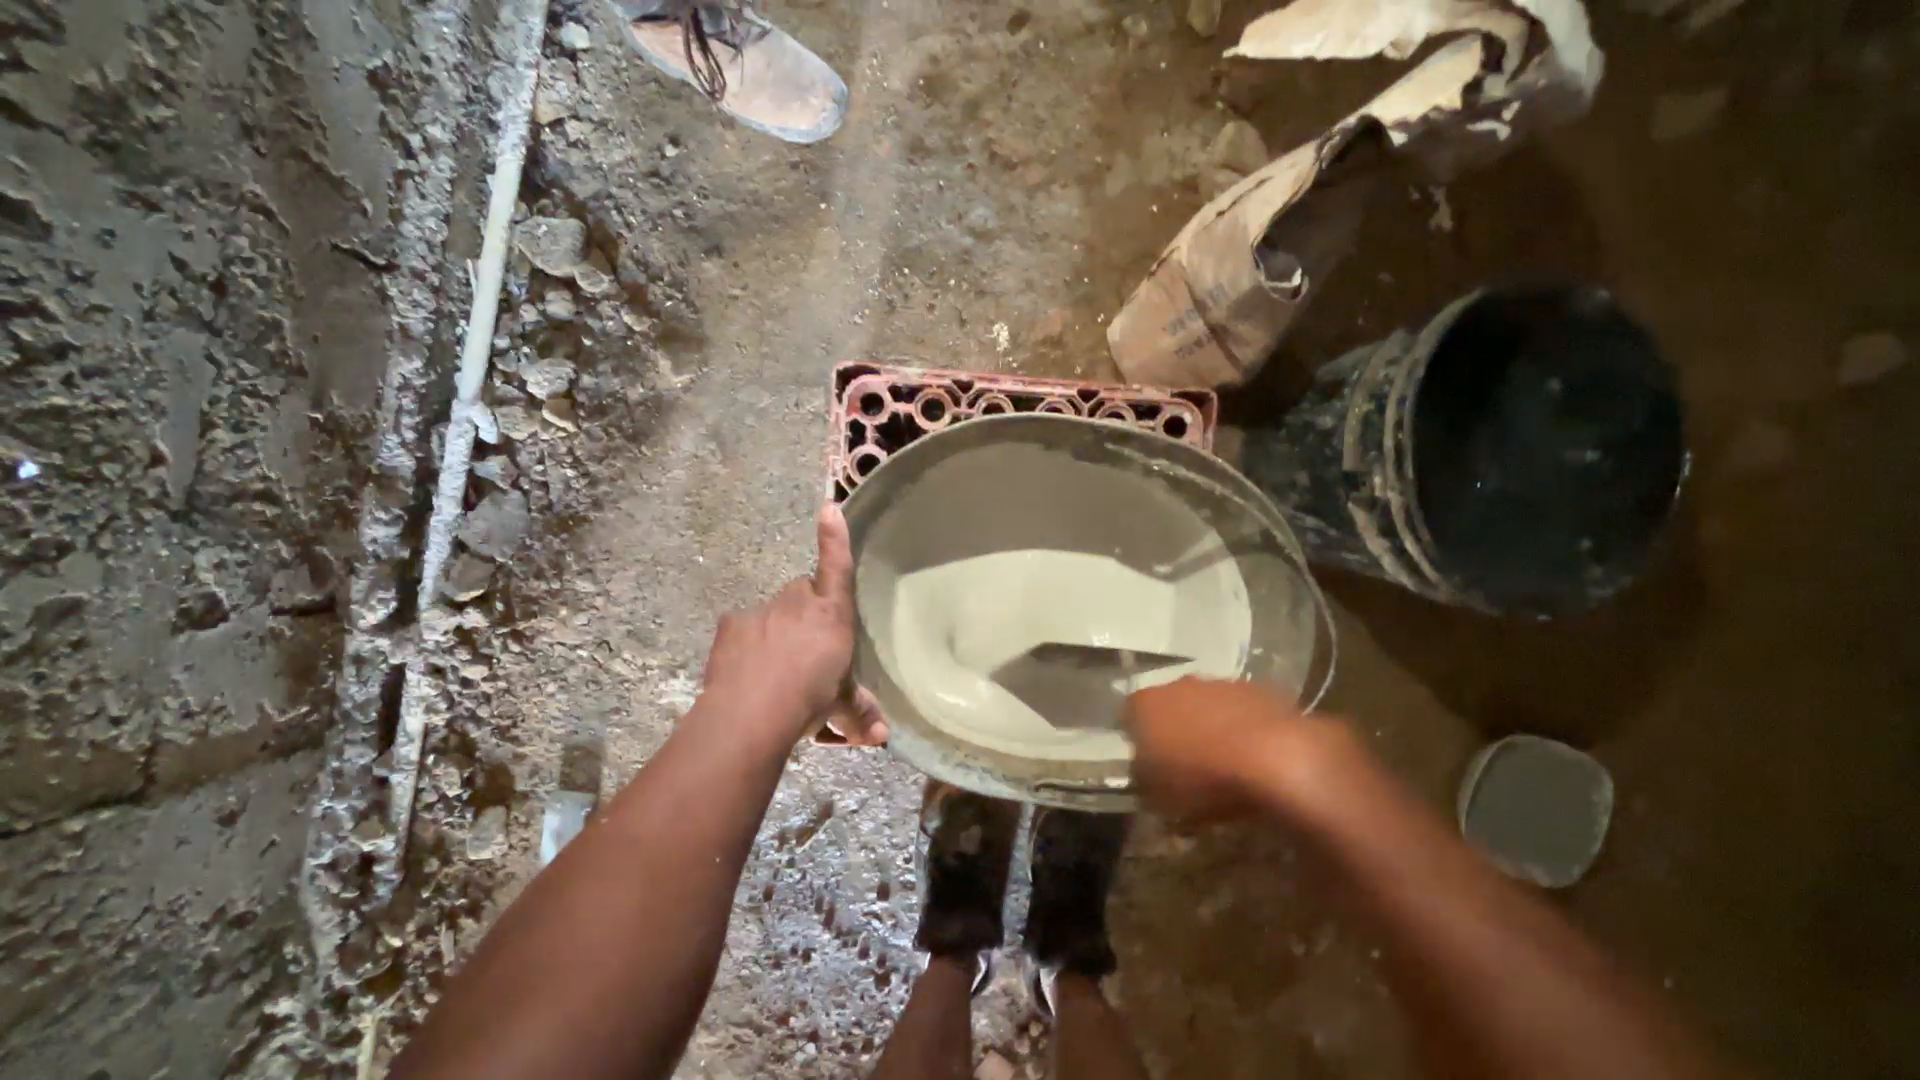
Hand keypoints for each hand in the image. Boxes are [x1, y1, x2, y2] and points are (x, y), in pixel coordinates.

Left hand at [700, 503, 889, 747]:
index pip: (837, 567)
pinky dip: (746, 646)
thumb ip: (859, 714)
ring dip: (775, 635)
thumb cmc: (809, 701)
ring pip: (772, 615)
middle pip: (803, 595)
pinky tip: (746, 674)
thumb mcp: (840, 707)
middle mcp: (797, 603)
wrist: (752, 712)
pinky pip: (743, 630)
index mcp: (832, 616)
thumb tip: (881, 738)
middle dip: (805, 616)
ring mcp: (761, 611)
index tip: (828, 506)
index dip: (834, 537)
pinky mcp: (732, 625)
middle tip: (805, 653)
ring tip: (772, 673)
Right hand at [1123, 676, 1310, 822]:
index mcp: (1145, 705)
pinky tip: (1252, 756)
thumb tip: (1143, 772)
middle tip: (1183, 763)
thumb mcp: (1157, 796)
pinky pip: (1241, 710)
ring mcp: (1220, 684)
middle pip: (1168, 705)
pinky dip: (1242, 727)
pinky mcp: (1258, 690)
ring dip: (1209, 726)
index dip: (1134, 738)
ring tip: (1222, 762)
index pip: (1127, 715)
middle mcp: (1177, 684)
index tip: (1145, 762)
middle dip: (1173, 729)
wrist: (1274, 758)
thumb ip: (1143, 779)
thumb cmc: (1202, 778)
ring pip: (1206, 704)